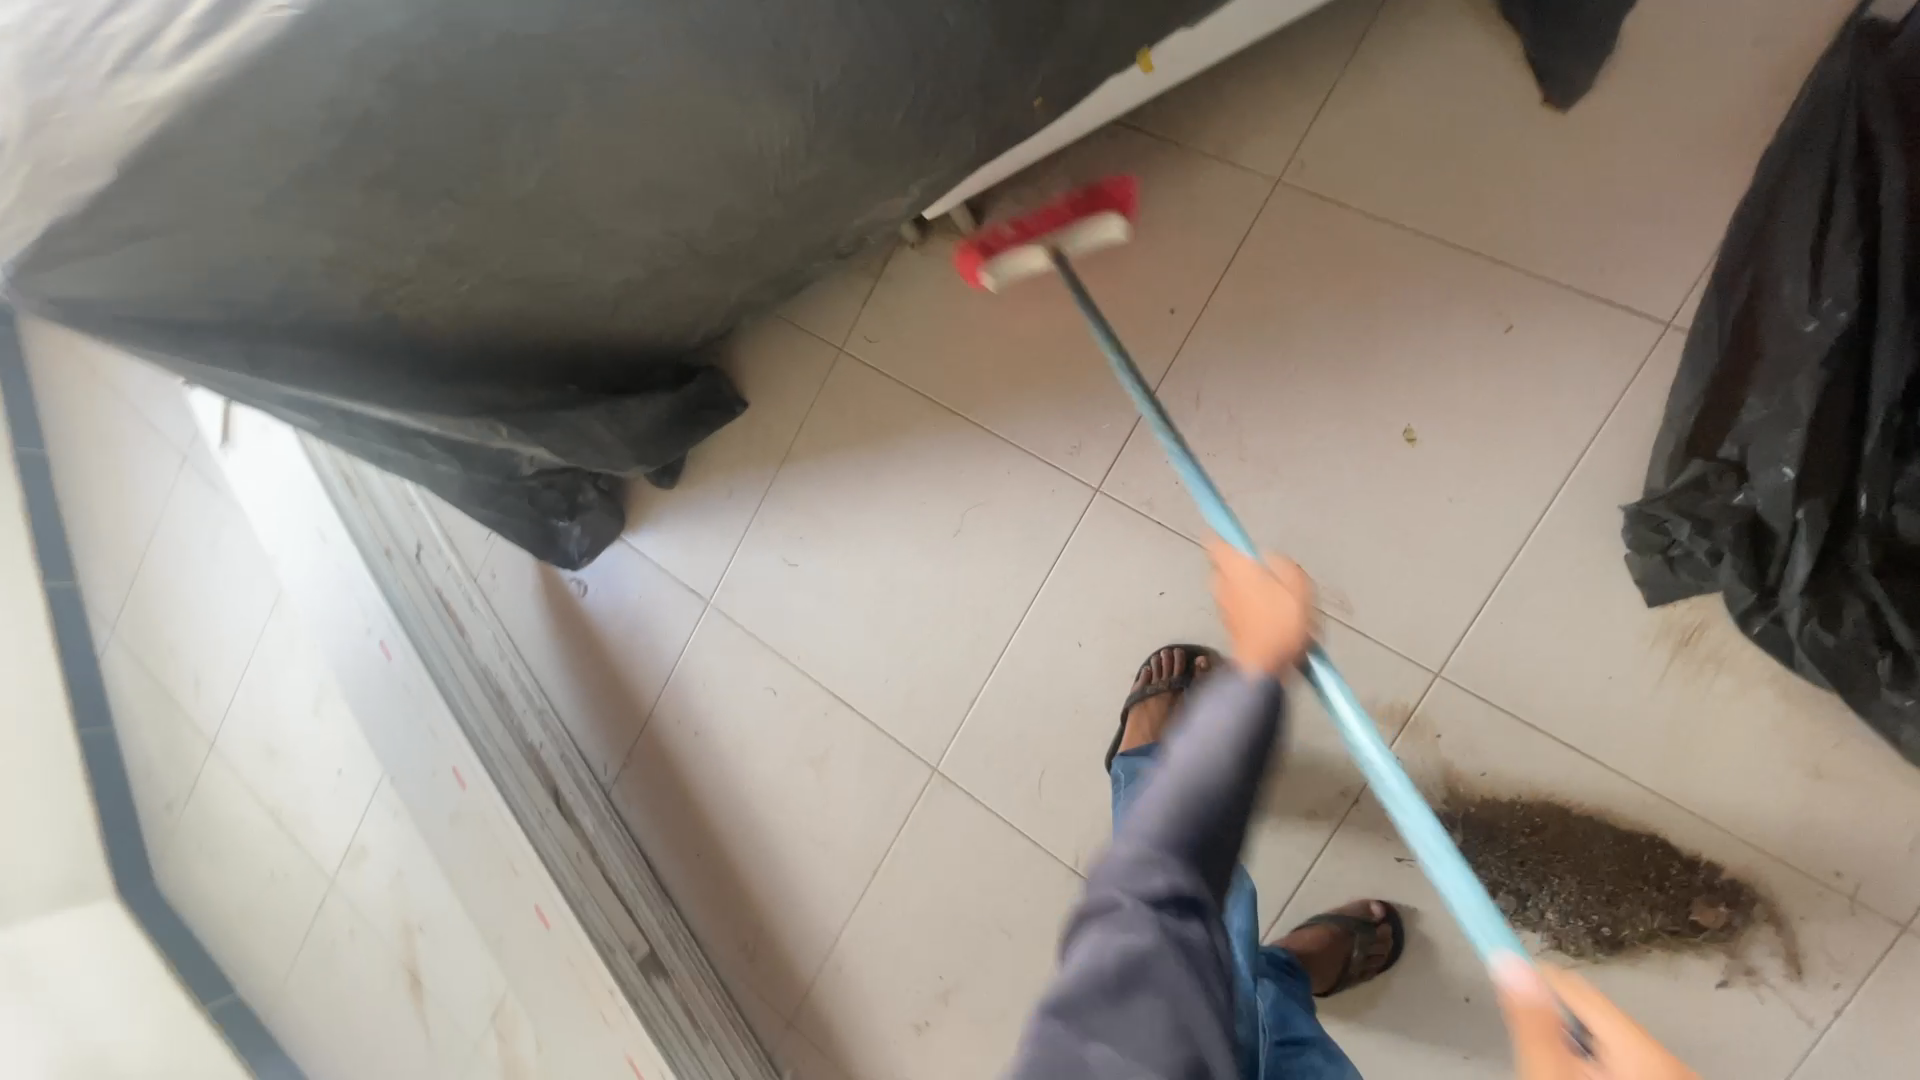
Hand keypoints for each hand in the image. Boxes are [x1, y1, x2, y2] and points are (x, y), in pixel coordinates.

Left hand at [1207, 541, 1313, 676]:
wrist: (1263, 665)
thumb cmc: (1282, 623)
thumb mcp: (1298, 588)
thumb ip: (1282, 566)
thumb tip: (1268, 556)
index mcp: (1237, 569)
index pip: (1216, 544)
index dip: (1219, 536)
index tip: (1226, 534)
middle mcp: (1222, 583)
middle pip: (1221, 563)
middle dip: (1235, 562)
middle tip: (1259, 566)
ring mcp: (1221, 603)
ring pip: (1226, 583)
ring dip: (1240, 582)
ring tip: (1267, 592)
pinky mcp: (1226, 620)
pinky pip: (1232, 601)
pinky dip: (1243, 601)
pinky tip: (1265, 612)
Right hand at [1493, 956, 1694, 1079]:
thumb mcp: (1548, 1077)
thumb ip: (1530, 1021)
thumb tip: (1506, 960)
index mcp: (1645, 1053)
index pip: (1572, 986)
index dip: (1533, 985)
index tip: (1509, 1001)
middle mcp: (1675, 1065)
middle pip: (1594, 1017)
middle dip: (1561, 1030)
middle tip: (1544, 1063)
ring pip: (1611, 1042)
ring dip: (1580, 1052)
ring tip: (1564, 1078)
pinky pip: (1629, 1065)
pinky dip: (1602, 1070)